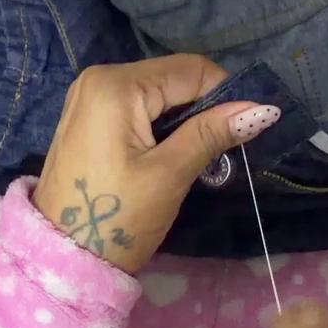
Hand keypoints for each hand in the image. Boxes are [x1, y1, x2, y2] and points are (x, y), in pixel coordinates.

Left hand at [32, 55, 279, 272]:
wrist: (62, 257)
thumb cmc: (117, 217)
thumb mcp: (169, 174)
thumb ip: (212, 134)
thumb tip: (265, 108)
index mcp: (116, 85)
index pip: (191, 70)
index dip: (227, 95)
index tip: (246, 130)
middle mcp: (100, 77)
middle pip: (173, 78)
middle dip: (204, 109)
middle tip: (221, 152)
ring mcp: (90, 96)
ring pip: (158, 94)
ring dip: (185, 120)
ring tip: (196, 158)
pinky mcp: (89, 117)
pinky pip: (138, 108)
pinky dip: (161, 127)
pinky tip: (168, 156)